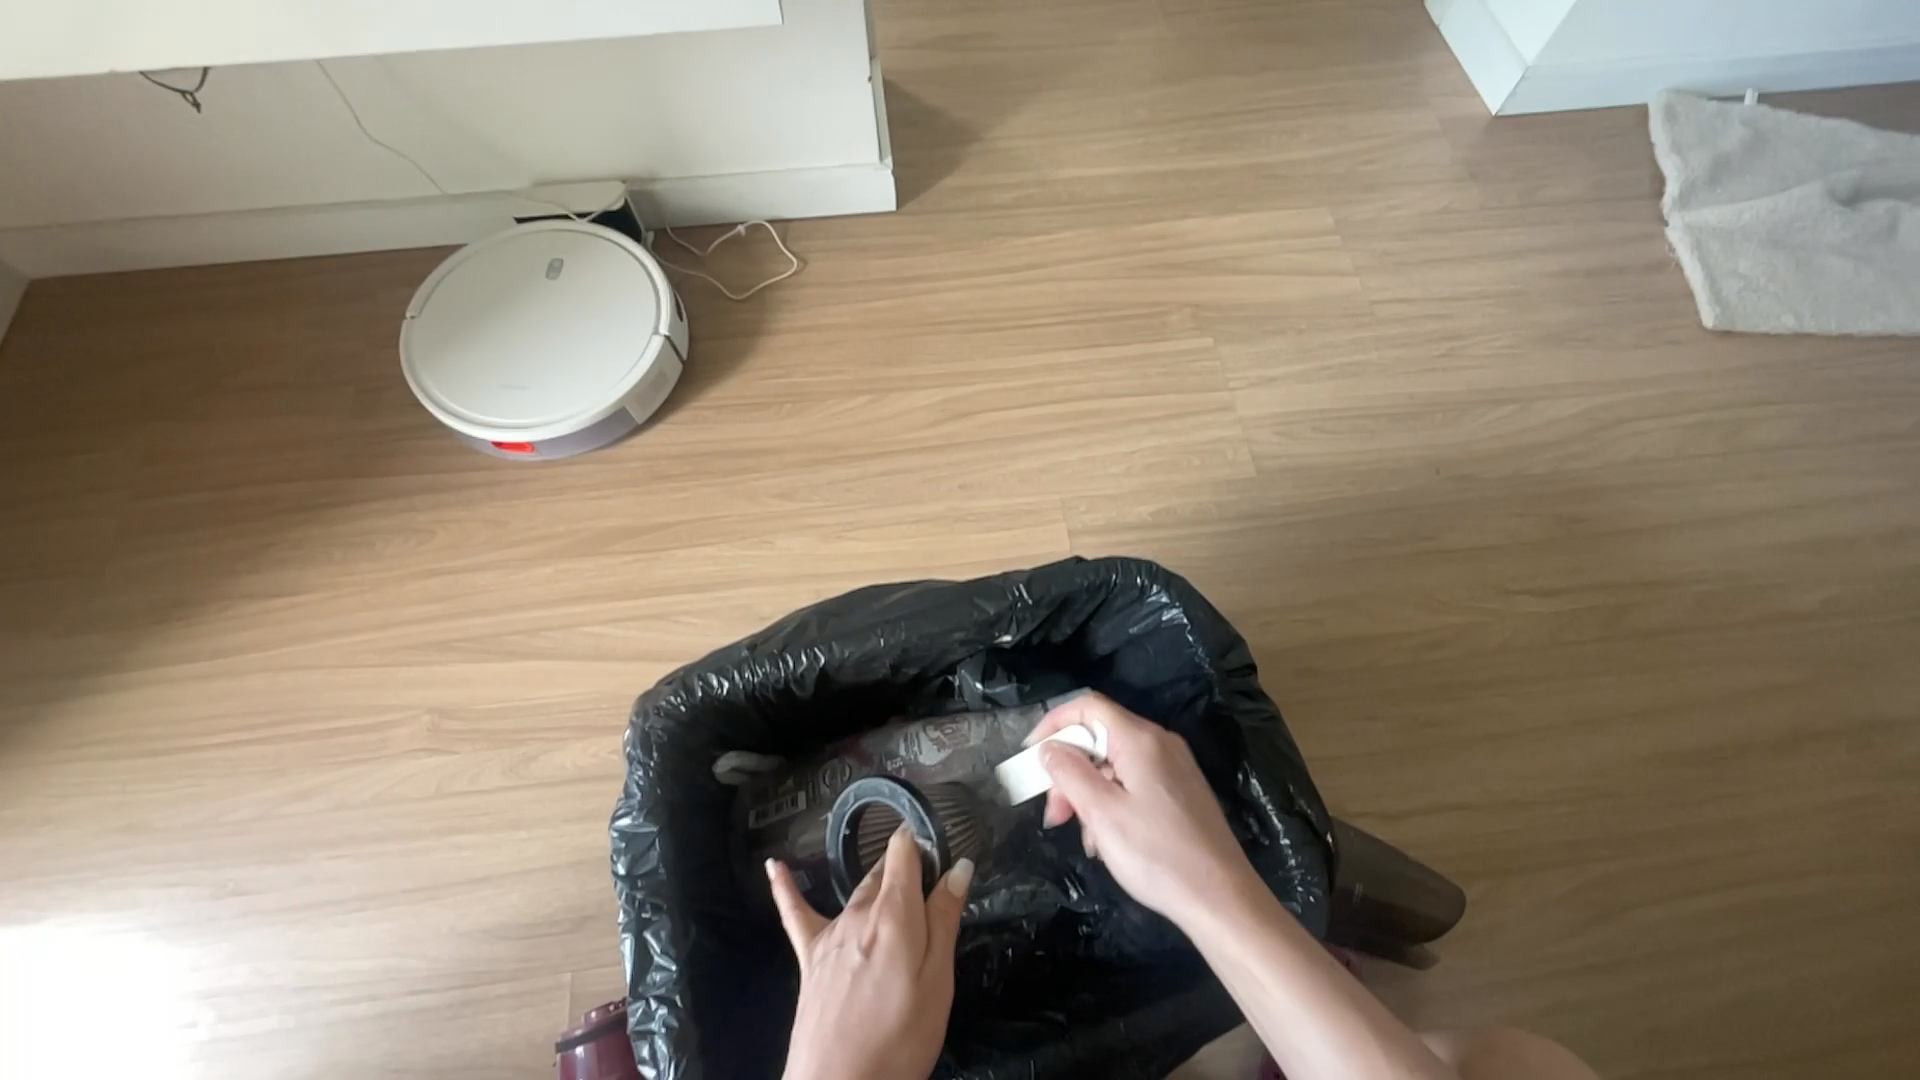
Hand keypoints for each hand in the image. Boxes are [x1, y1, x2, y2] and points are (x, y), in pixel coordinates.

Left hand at [769, 826, 973, 1079]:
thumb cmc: (900, 1039)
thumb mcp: (938, 981)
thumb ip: (945, 918)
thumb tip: (958, 865)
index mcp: (895, 913)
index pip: (903, 851)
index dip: (921, 844)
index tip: (939, 852)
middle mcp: (859, 912)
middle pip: (884, 872)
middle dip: (906, 870)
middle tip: (931, 891)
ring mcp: (830, 933)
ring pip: (856, 892)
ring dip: (877, 886)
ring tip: (897, 890)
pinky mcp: (809, 957)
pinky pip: (795, 913)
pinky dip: (785, 886)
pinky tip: (775, 865)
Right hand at [1031, 693, 1263, 925]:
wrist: (1222, 899)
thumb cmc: (1157, 854)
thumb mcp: (1102, 813)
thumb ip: (1070, 773)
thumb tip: (1049, 748)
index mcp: (1140, 739)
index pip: (1088, 706)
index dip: (1054, 725)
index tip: (1031, 757)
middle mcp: (1160, 743)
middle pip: (1100, 739)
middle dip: (1070, 772)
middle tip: (1055, 814)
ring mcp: (1174, 767)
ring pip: (1114, 765)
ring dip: (1089, 794)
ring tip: (1086, 840)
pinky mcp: (1181, 791)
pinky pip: (1134, 784)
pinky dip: (1113, 804)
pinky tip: (1109, 842)